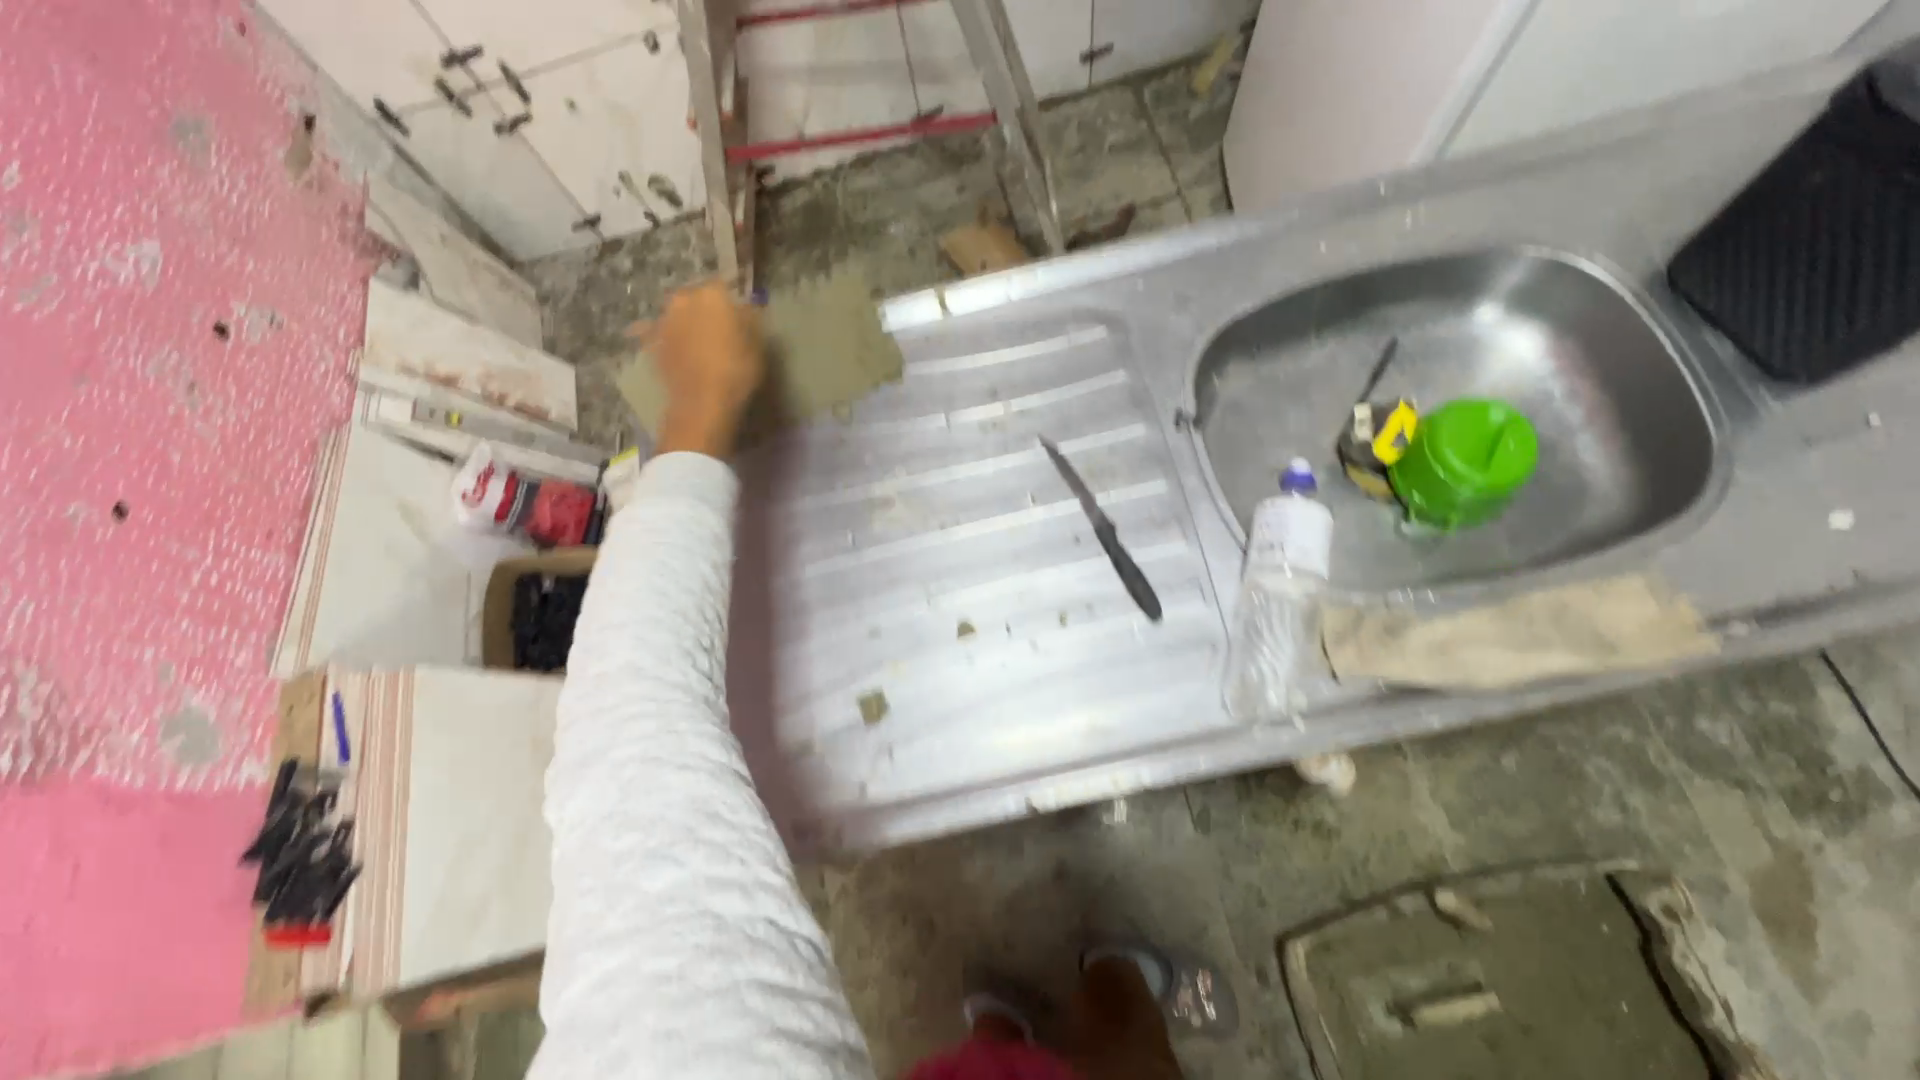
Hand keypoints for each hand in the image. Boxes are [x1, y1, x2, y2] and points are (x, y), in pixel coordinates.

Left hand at [647, 282, 764, 458]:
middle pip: (696, 297)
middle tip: (718, 329)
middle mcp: (683, 299)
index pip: (724, 286)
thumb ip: (750, 319)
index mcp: (712, 294)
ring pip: (678, 314)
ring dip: (686, 322)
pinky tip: (678, 352)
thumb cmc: (737, 370)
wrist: (701, 402)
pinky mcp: (651, 343)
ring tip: (698, 343)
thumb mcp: (757, 343)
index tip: (738, 313)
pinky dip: (669, 339)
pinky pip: (662, 334)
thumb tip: (745, 307)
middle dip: (705, 309)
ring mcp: (663, 320)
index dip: (731, 300)